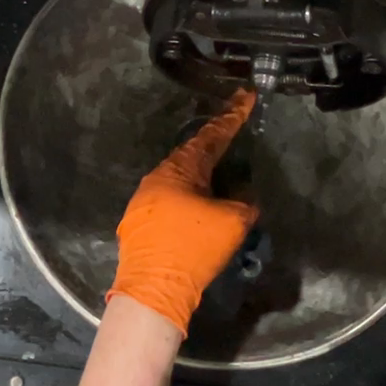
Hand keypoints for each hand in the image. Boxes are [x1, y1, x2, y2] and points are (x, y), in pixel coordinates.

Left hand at [106, 91, 259, 334]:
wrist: (152, 289)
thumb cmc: (193, 248)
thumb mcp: (232, 222)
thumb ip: (243, 202)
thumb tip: (243, 195)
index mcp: (180, 169)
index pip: (211, 136)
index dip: (231, 117)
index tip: (245, 97)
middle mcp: (157, 178)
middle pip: (191, 156)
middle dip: (214, 146)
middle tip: (234, 135)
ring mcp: (144, 200)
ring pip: (179, 179)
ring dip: (200, 175)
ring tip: (220, 174)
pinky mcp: (140, 222)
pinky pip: (170, 199)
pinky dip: (188, 196)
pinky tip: (198, 205)